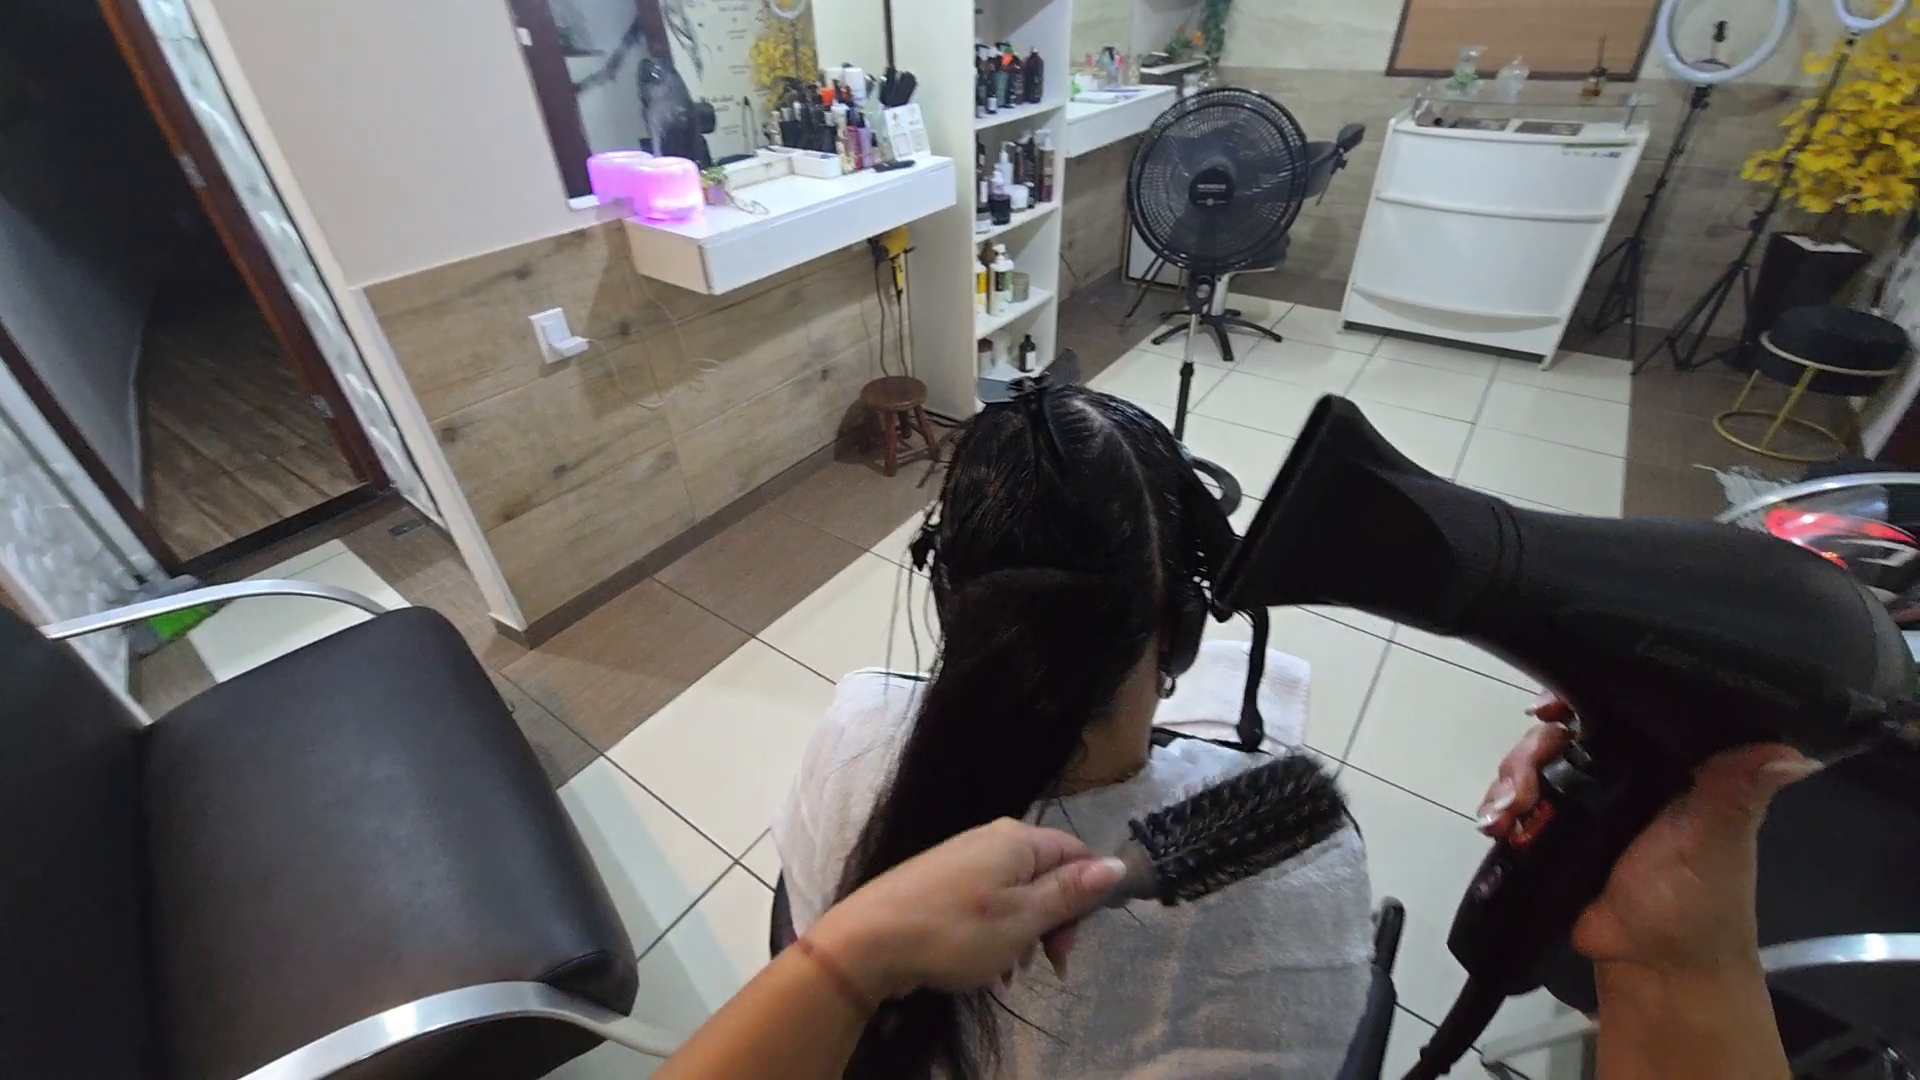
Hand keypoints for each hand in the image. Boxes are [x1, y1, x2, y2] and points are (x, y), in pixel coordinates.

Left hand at [809, 819, 1124, 1002]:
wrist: (871, 939)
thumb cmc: (955, 930)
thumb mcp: (1022, 918)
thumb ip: (1070, 891)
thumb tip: (1116, 864)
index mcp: (1018, 838)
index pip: (1076, 853)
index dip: (1087, 896)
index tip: (1074, 942)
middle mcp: (994, 837)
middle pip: (1049, 873)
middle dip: (1055, 921)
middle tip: (1047, 965)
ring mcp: (968, 857)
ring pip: (1020, 892)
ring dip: (1027, 933)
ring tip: (1011, 970)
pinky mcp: (947, 879)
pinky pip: (991, 901)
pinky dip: (999, 933)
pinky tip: (988, 965)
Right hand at [1477, 695, 1818, 976]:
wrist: (1651, 966)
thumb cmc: (1694, 904)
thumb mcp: (1714, 844)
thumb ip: (1732, 796)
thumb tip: (1788, 751)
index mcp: (1656, 771)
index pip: (1608, 716)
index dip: (1571, 702)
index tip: (1545, 710)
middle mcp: (1612, 779)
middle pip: (1552, 741)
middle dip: (1524, 758)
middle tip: (1518, 791)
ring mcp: (1574, 804)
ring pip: (1524, 769)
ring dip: (1504, 787)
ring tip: (1502, 818)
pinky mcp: (1546, 830)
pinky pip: (1509, 804)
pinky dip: (1495, 810)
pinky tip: (1494, 827)